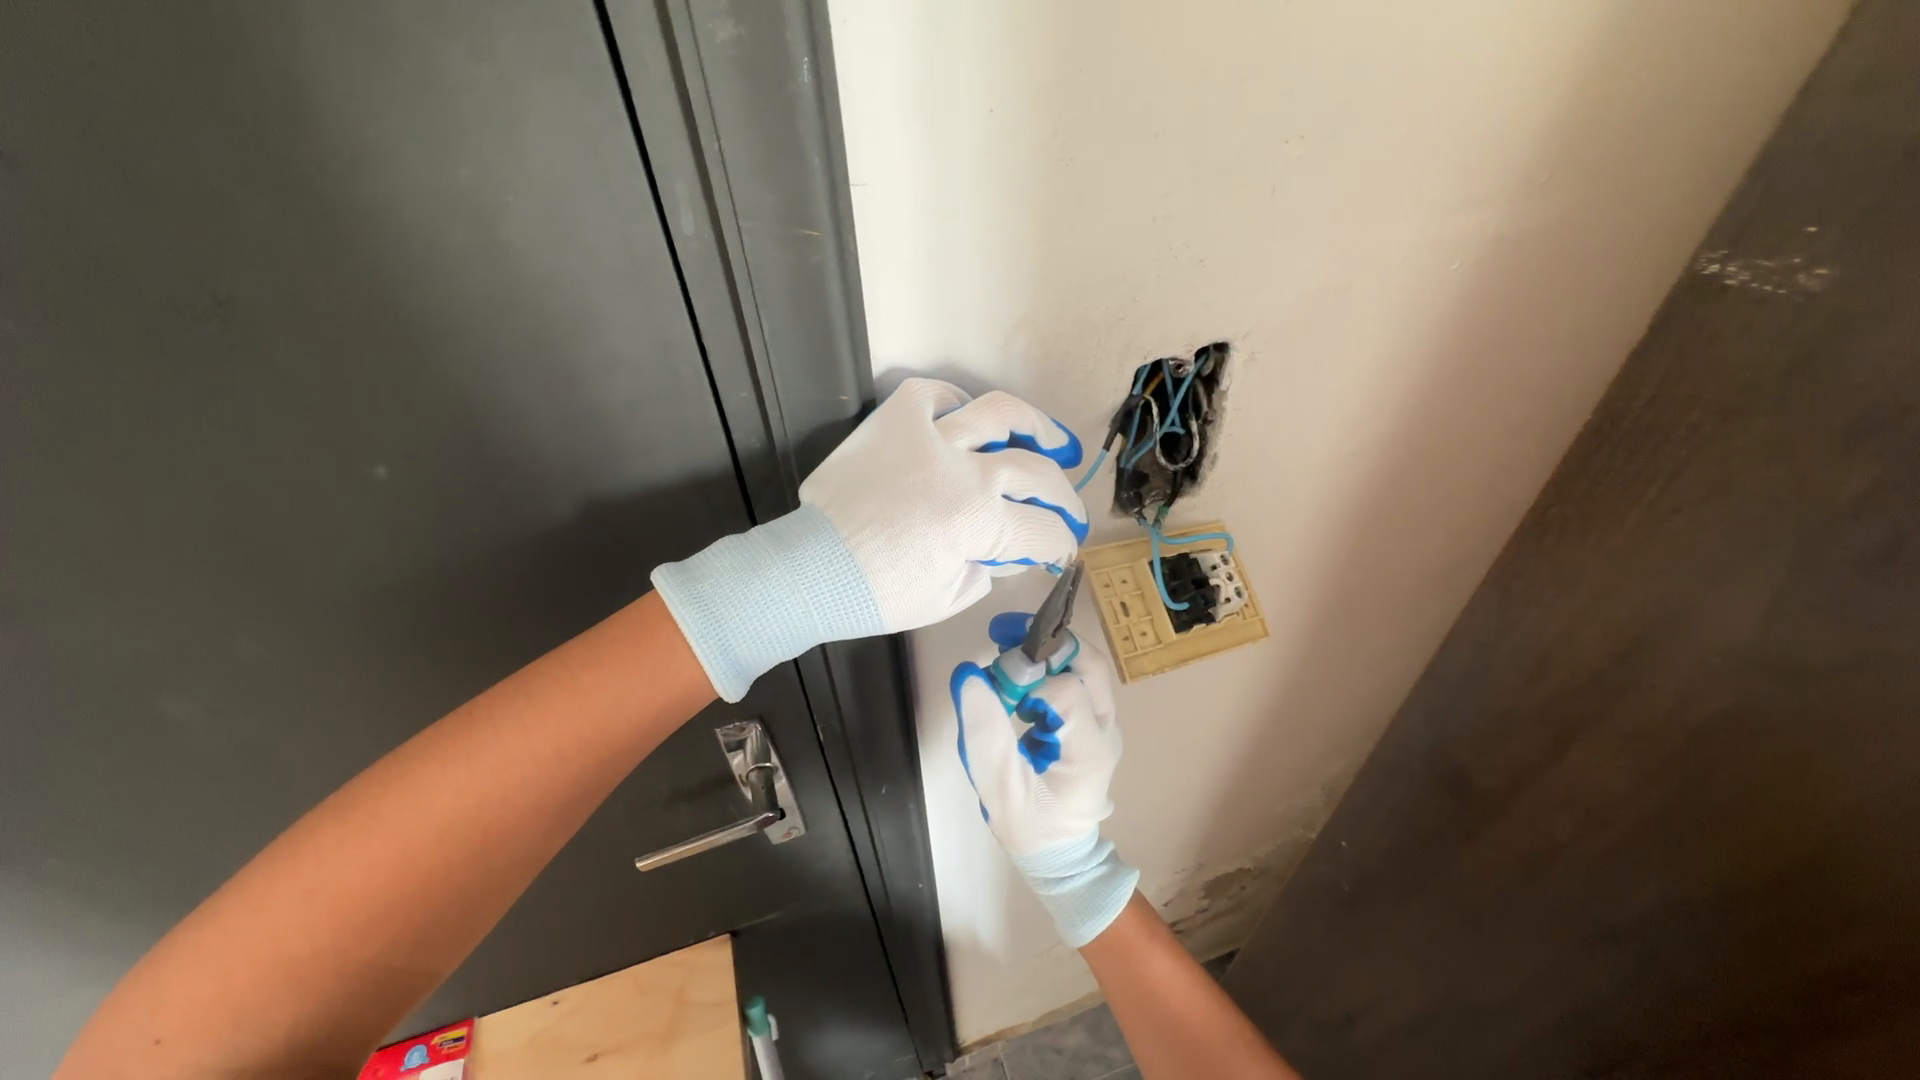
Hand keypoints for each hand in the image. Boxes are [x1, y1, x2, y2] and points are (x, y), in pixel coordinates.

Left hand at [653, 378, 1088, 700]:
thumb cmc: (879, 595)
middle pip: (1036, 472)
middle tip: (1066, 506)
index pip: (1045, 530)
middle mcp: (966, 473)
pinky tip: (967, 414)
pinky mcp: (895, 420)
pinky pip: (932, 394)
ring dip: (1033, 425)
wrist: (811, 571)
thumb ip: (990, 570)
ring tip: (1049, 437)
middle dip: (1063, 496)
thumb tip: (1010, 552)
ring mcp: (930, 438)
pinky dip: (954, 399)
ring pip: (999, 413)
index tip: (1063, 549)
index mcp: (980, 524)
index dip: (1063, 544)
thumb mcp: (948, 597)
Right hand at [951, 613, 1139, 946]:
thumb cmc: (1031, 827)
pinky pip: (1078, 678)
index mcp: (1089, 751)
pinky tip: (1017, 674)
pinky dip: (1048, 664)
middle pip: (1088, 663)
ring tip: (1005, 646)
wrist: (1060, 854)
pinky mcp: (1093, 720)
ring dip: (1047, 649)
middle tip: (1001, 634)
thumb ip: (985, 736)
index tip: (995, 689)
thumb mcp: (1000, 792)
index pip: (1065, 692)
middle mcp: (1106, 729)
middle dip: (1045, 642)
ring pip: (1086, 665)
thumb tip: (970, 674)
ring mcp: (1104, 723)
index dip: (1028, 682)